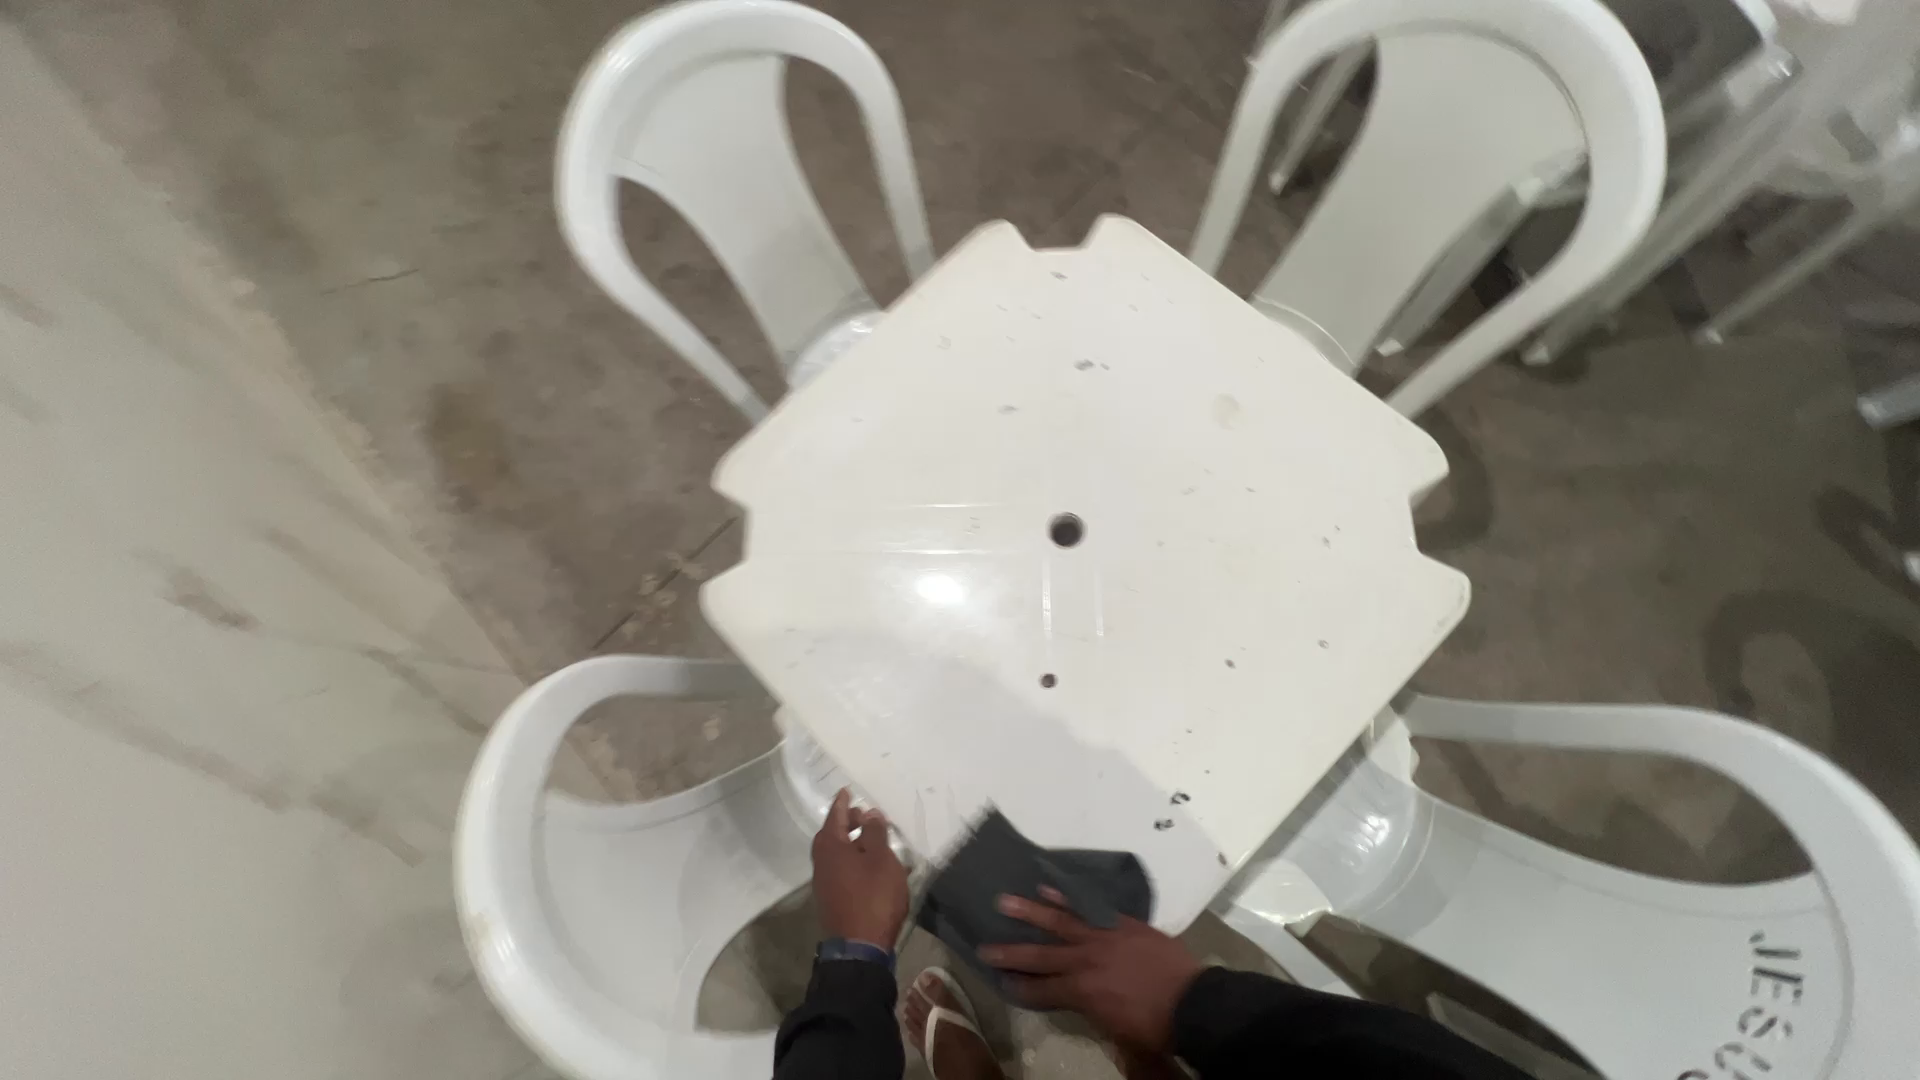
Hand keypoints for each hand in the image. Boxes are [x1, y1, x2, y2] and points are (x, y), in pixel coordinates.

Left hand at [811, 788, 908, 945]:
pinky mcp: (834, 900)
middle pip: (832, 835)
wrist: (860, 949)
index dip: (842, 803)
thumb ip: (875, 832)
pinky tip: (873, 866)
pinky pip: (843, 870)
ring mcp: (826, 884)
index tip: (846, 790)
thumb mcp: (880, 858)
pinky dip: (855, 861)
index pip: (835, 816)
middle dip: (847, 823)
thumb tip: (869, 815)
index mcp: (831, 847)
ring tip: (873, 839)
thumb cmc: (872, 896)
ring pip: (838, 854)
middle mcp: (822, 863)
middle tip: (863, 815)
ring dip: (853, 843)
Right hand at [980, 887, 1202, 1052]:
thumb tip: (1080, 1010)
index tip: (1000, 981)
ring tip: (1004, 900)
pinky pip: (1087, 907)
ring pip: (1058, 921)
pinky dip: (1066, 897)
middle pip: (1040, 954)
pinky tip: (1047, 887)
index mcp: (1082, 992)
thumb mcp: (1119, 1035)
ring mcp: (1100, 936)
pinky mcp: (1118, 922)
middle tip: (983, 946)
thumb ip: (1093, 1016)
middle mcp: (1084, 960)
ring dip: (1029, 911)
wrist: (1192, 1002)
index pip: (1042, 990)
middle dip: (1010, 952)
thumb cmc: (1156, 1027)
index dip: (1020, 987)